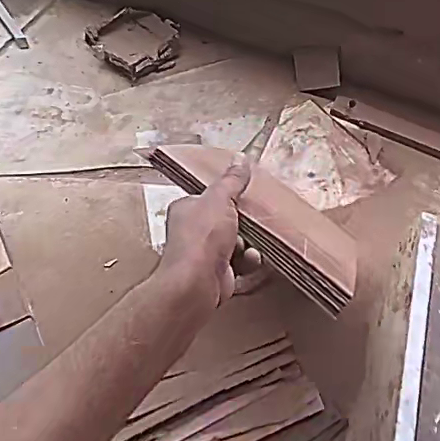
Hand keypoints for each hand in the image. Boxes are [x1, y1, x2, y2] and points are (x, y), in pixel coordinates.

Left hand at [158, 155, 260, 306]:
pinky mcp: (217, 274)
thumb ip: (231, 181)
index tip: (247, 197)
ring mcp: (204, 254)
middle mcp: (192, 231)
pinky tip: (248, 262)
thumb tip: (240, 157)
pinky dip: (247, 263)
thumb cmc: (201, 238)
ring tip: (247, 247)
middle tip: (252, 223)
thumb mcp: (219, 200)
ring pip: (237, 243)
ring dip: (248, 245)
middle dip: (244, 224)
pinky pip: (240, 263)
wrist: (196, 283)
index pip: (211, 197)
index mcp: (186, 209)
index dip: (230, 198)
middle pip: (228, 221)